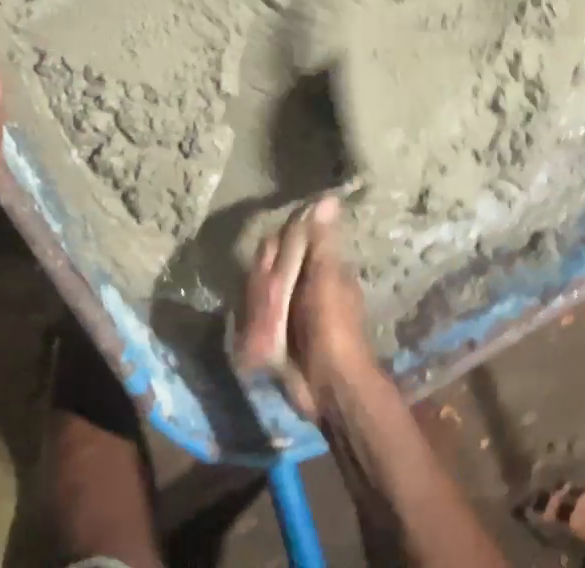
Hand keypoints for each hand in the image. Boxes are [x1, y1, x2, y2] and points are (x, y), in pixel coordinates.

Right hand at [233, 195, 376, 415]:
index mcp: (320, 269)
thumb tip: (329, 197)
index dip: (275, 250)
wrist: (330, 386)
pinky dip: (252, 324)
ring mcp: (288, 312)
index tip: (268, 264)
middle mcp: (303, 285)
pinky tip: (252, 332)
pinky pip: (254, 318)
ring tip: (266, 326)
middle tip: (269, 303)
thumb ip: (320, 241)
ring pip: (260, 293)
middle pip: (269, 268)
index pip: (287, 242)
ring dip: (259, 306)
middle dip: (263, 282)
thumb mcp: (326, 278)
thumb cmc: (332, 327)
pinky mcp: (275, 335)